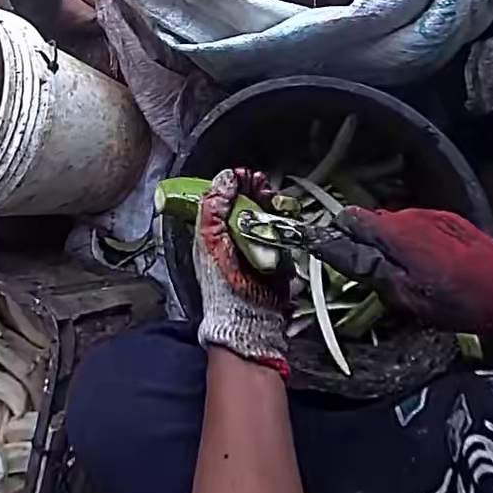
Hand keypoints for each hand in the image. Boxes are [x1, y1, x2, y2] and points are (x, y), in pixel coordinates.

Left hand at [194, 169, 290, 375]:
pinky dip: (283, 217)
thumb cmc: (223, 284)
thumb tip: (224, 178)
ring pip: (264, 211)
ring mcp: (255, 242)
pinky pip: (280, 227)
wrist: (248, 317)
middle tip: (260, 182)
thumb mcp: (208, 238)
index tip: (243, 175)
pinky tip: (282, 211)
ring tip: (270, 194)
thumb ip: (213, 206)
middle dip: (254, 188)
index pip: (223, 196)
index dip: (233, 183)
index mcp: (212, 229)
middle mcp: (233, 233)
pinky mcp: (275, 251)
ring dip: (268, 199)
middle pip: (245, 200)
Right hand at [313, 207, 492, 355]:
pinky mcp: (449, 222)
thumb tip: (327, 245)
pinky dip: (409, 243)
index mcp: (393, 230)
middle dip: (362, 242)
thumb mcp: (407, 294)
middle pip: (371, 223)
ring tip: (394, 271)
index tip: (330, 255)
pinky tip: (420, 264)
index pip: (349, 220)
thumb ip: (367, 267)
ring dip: (387, 244)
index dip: (336, 236)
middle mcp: (408, 214)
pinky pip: (416, 228)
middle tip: (365, 272)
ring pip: (394, 226)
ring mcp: (430, 215)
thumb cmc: (459, 300)